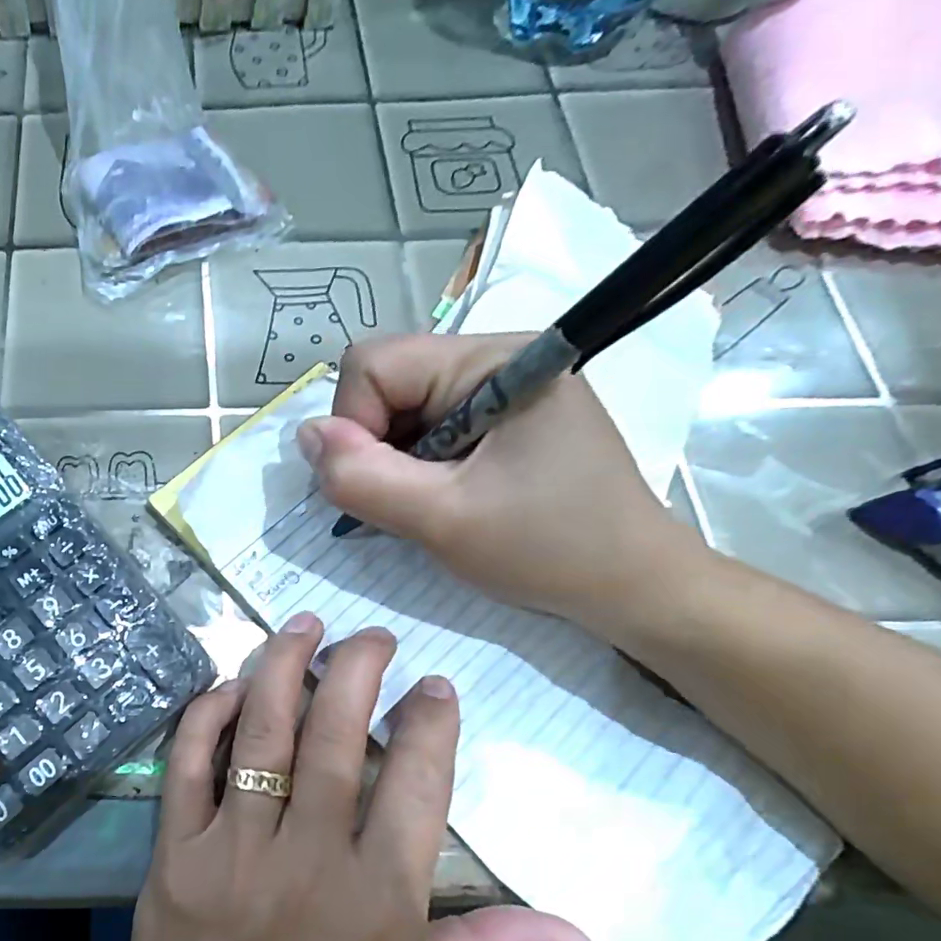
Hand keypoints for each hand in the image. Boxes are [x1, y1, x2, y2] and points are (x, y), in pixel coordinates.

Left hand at [116, 617, 594, 940]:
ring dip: (284, 667)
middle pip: (337, 740)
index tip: (435, 684)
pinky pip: (188, 765)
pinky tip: (230, 683)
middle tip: (372, 636)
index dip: (431, 726)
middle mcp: (309, 865)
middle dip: (358, 671)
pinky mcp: (174, 855)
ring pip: (262, 734)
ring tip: (305, 626)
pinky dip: (208, 715)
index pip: (417, 789)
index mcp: (379, 903)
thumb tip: (582, 931)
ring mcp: (234, 855)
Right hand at [296, 333, 702, 627]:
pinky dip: (417, 465)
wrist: (635, 586)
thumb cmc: (550, 550)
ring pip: (403, 407)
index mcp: (493, 358)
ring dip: (396, 461)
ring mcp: (503, 383)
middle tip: (411, 503)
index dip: (354, 427)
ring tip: (432, 505)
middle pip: (387, 382)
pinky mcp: (505, 413)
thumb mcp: (444, 521)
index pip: (374, 364)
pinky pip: (429, 424)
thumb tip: (306, 435)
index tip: (380, 487)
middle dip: (377, 447)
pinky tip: (445, 498)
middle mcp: (497, 355)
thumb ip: (363, 477)